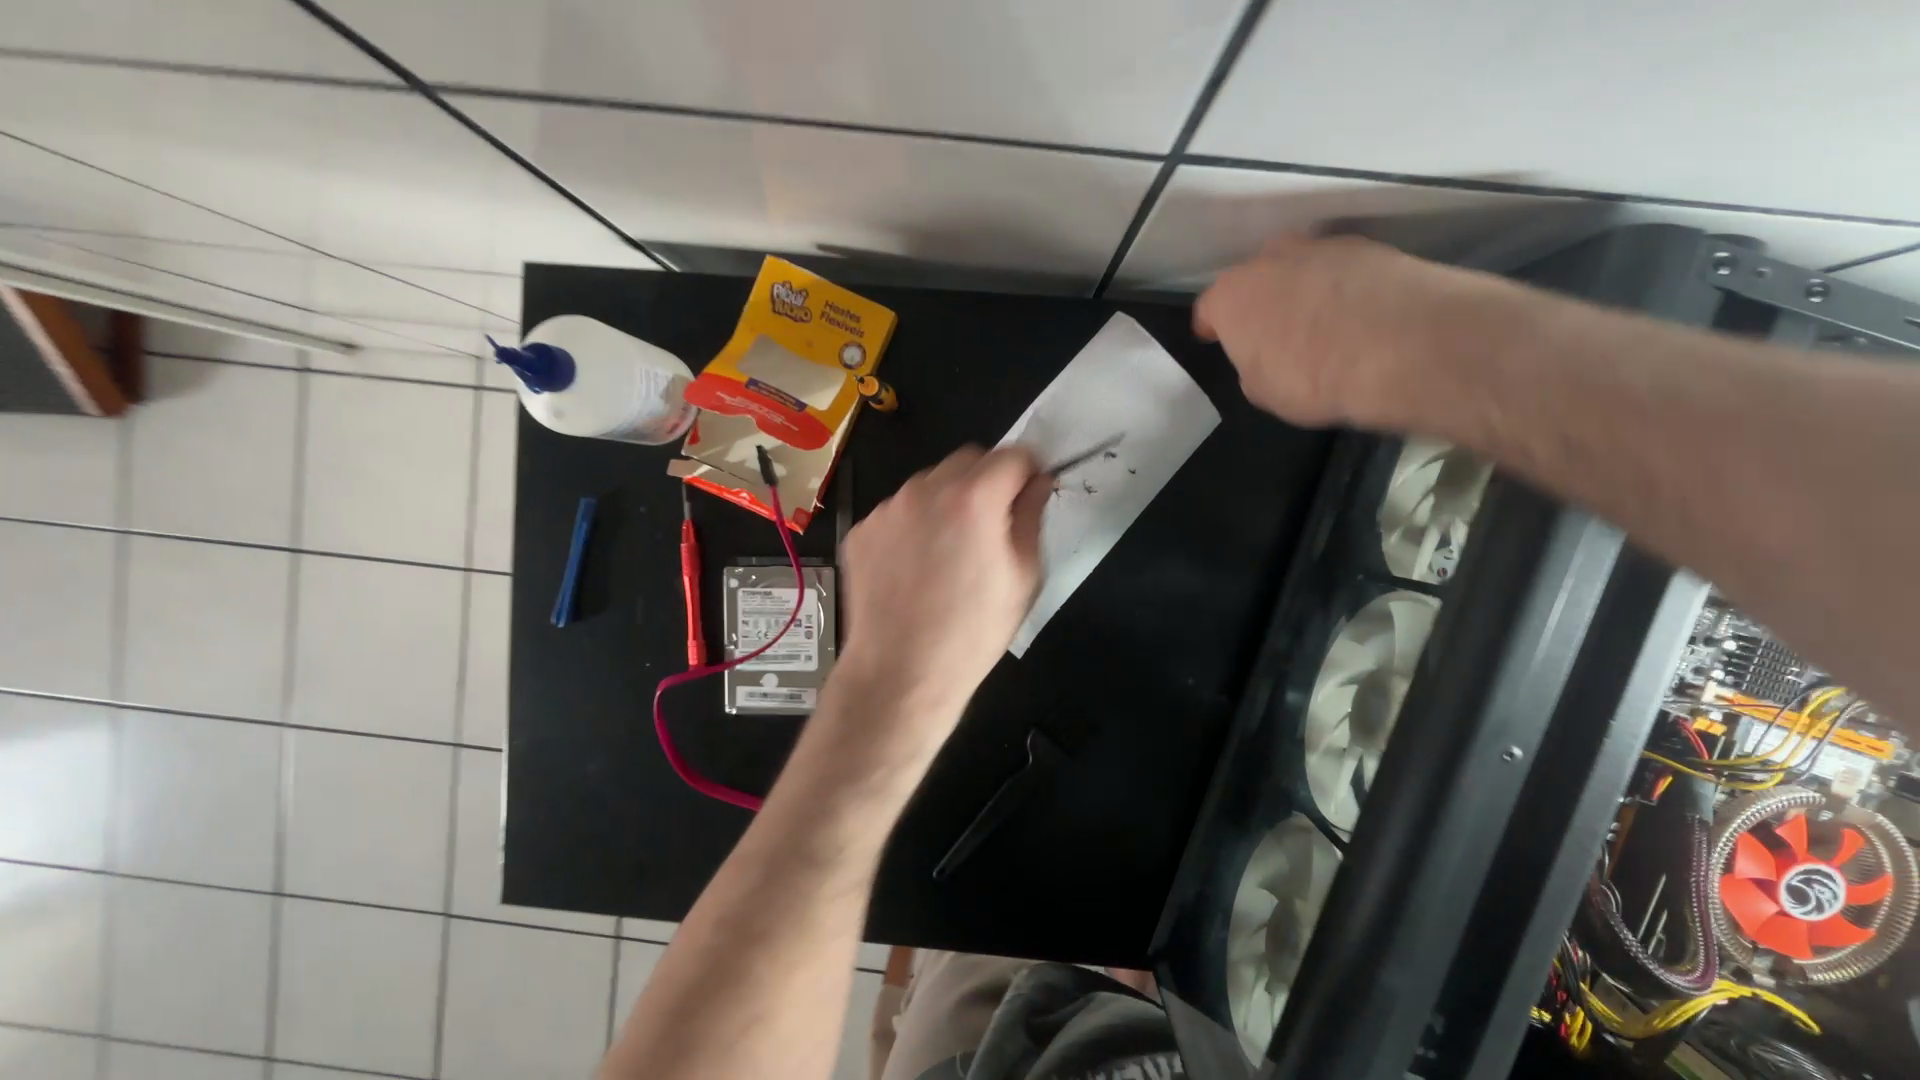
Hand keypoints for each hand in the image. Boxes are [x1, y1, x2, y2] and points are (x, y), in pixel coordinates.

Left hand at [835, 445, 1050, 741]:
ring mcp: (887, 509)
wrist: (900, 672)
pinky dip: (912, 525)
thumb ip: (1031, 518)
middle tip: (992, 524)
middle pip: (967, 459)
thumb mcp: (1023, 578)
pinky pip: (897, 512)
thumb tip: (1036, 484)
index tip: (1029, 493)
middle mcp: (925, 490)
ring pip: (928, 484)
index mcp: (974, 498)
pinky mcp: (861, 531)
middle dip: (986, 479)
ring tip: (948, 552)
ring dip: (946, 501)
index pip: (1012, 454)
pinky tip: (915, 568)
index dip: (1027, 471)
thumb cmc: (972, 632)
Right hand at [1194, 234, 1498, 428]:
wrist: (1400, 344)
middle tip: (1274, 330)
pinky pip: (1343, 270)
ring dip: (1304, 289)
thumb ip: (1253, 365)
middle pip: (1255, 277)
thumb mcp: (1263, 389)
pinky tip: (1358, 314)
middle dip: (1260, 299)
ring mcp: (1321, 247)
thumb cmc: (1312, 377)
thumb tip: (1265, 355)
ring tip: (1322, 321)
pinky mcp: (1370, 247)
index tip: (1214, 338)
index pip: (1208, 308)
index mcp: (1231, 297)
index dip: (1211, 327)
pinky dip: (1344, 287)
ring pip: (1299, 267)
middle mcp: (1269, 259)